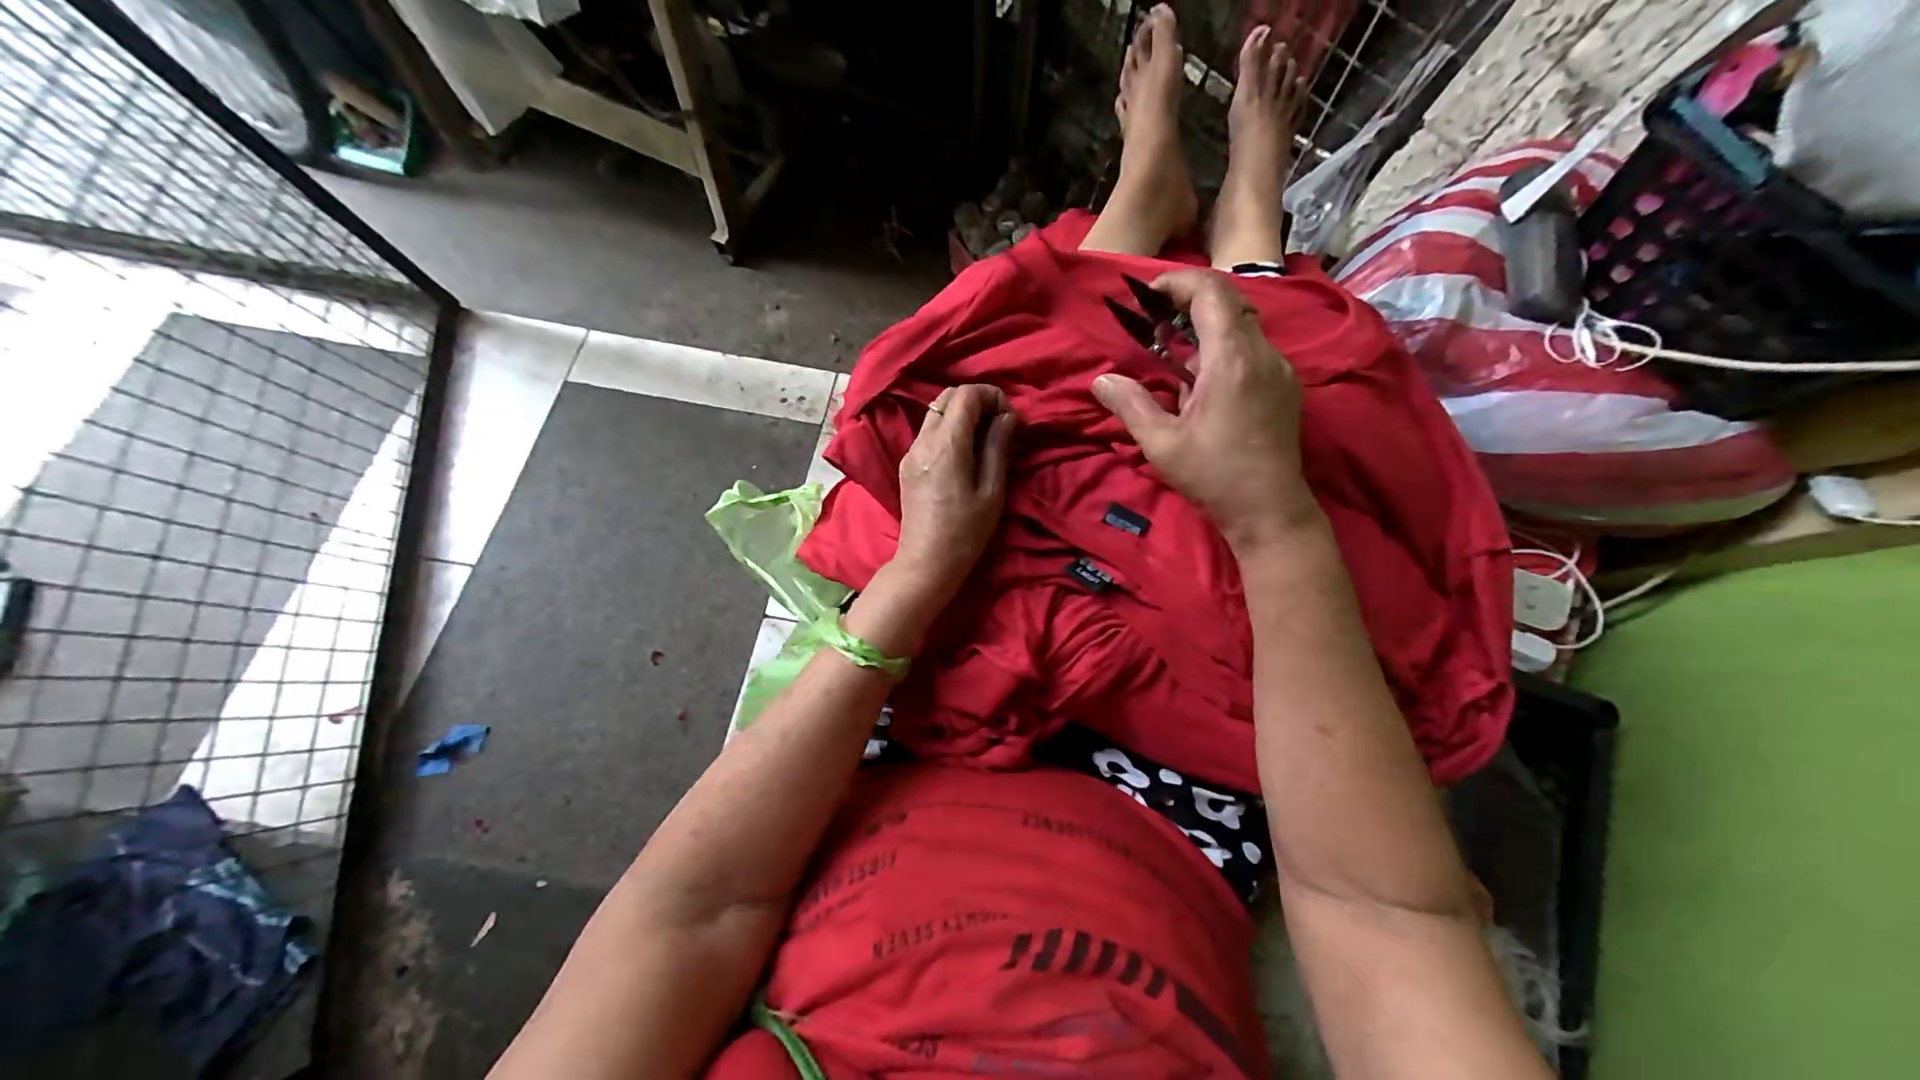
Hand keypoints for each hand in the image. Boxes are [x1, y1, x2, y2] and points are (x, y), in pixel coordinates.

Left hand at [892, 384, 1017, 598]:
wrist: (926, 562)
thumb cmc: (966, 532)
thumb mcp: (992, 491)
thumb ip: (998, 447)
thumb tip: (1007, 417)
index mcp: (946, 446)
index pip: (965, 395)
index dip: (992, 395)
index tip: (1009, 418)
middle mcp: (922, 442)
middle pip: (947, 397)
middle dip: (976, 401)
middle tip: (999, 425)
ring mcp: (910, 452)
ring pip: (936, 413)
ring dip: (962, 415)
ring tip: (984, 440)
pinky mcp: (907, 464)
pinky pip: (929, 432)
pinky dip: (949, 430)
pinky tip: (965, 455)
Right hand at [1092, 269, 1319, 551]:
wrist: (1269, 510)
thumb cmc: (1213, 476)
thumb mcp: (1161, 443)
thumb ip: (1130, 404)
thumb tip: (1101, 380)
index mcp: (1232, 360)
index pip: (1211, 292)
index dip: (1178, 282)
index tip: (1149, 293)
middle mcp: (1263, 354)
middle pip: (1230, 301)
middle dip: (1191, 300)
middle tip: (1156, 318)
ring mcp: (1279, 369)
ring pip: (1244, 324)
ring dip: (1208, 325)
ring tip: (1173, 349)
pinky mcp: (1285, 386)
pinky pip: (1254, 348)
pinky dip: (1224, 346)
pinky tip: (1202, 377)